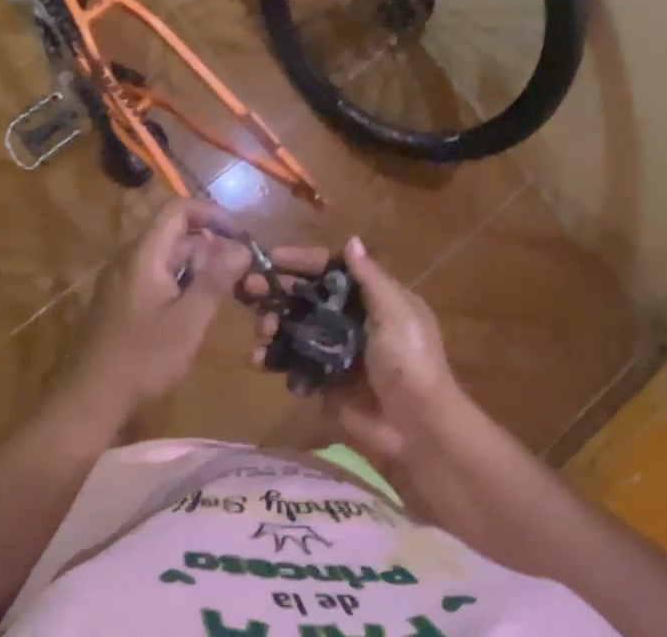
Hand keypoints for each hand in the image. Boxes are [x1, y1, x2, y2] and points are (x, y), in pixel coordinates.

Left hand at [71, 199, 252, 416]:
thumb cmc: (142, 359)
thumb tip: (242, 248)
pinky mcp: (120, 300)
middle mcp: (129, 258)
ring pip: (167, 258)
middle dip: (211, 248)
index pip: (178, 210)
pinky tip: (195, 311)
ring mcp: (121, 279)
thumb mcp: (188, 322)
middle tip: (241, 277)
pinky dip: (180, 283)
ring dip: (198, 268)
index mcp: (144, 255)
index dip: (211, 213)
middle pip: (175, 235)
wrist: (89, 398)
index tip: (241, 234)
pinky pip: (155, 276)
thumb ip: (215, 281)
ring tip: (224, 295)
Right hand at [249, 236, 461, 461]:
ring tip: (261, 330)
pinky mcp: (322, 382)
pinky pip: (290, 363)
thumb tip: (352, 239)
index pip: (331, 270)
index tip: (271, 257)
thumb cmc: (409, 361)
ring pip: (292, 328)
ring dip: (270, 323)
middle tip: (249, 289)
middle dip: (276, 290)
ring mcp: (333, 352)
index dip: (302, 261)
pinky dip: (270, 358)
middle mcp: (349, 320)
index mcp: (371, 299)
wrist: (417, 428)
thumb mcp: (396, 312)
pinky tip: (257, 359)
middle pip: (305, 297)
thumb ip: (370, 278)